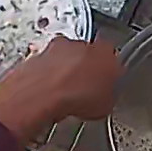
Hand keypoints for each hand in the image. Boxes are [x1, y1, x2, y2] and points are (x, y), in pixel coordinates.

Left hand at [0, 36, 121, 141]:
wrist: (42, 94)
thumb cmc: (75, 95)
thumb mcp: (105, 106)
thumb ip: (108, 96)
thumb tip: (105, 100)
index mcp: (105, 52)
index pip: (113, 59)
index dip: (110, 74)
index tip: (108, 85)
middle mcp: (82, 45)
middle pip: (88, 55)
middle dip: (86, 70)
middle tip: (86, 90)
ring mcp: (58, 48)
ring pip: (67, 58)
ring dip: (66, 72)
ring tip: (66, 95)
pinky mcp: (38, 54)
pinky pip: (48, 65)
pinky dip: (49, 77)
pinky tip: (50, 94)